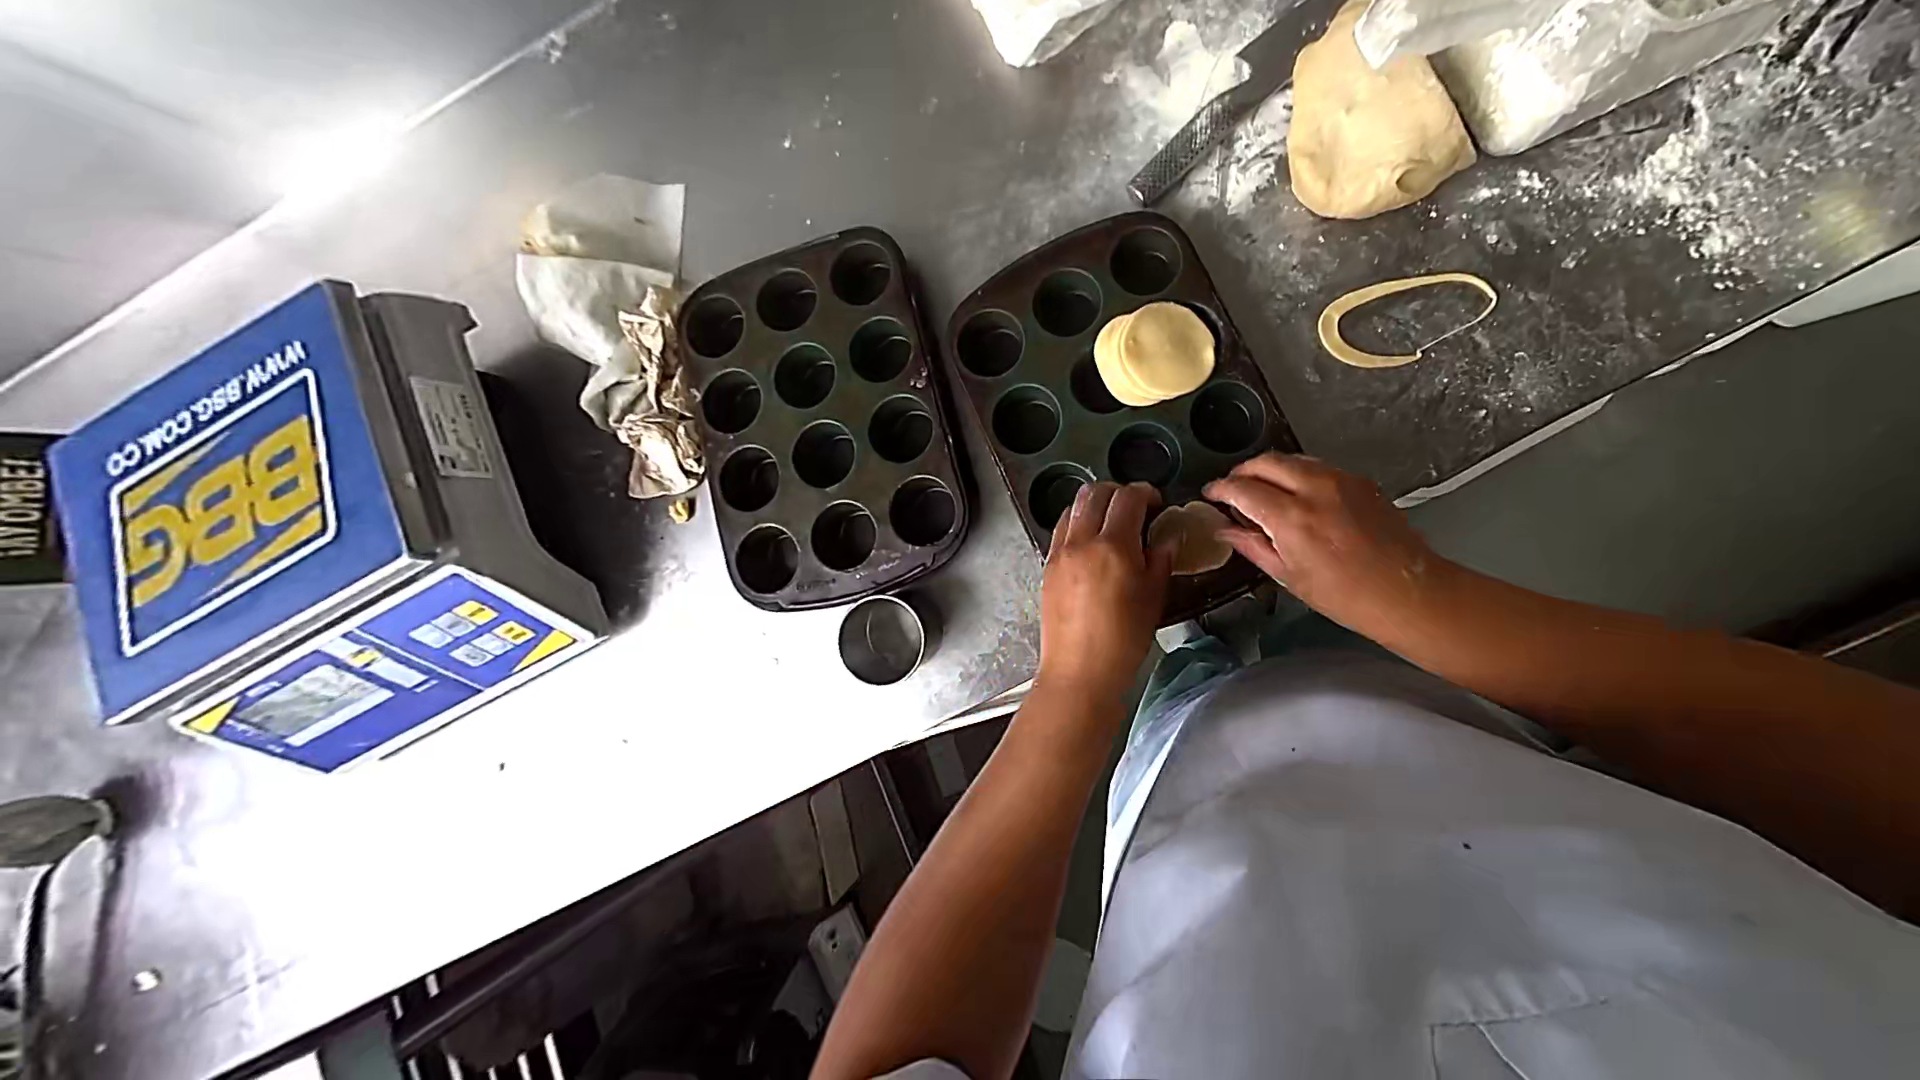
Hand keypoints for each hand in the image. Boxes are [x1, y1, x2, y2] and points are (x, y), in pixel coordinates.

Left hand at [1036, 482, 1172, 703]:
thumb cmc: (1123, 639)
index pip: (1128, 498)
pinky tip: (1091, 542)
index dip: (1145, 492)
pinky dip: (1077, 524)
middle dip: (1117, 491)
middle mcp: (1081, 542)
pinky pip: (1061, 531)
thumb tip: (1168, 536)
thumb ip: (1161, 559)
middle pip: (1095, 492)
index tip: (1155, 502)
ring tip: (1111, 522)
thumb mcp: (1154, 597)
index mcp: (1113, 546)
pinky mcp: (1047, 567)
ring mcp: (1059, 553)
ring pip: (1073, 507)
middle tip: (1135, 507)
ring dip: (1094, 504)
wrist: (1080, 671)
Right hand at [1204, 454, 1444, 633]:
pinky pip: (1317, 466)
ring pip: (1292, 459)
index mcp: (1293, 518)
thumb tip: (1225, 530)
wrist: (1409, 593)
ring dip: (1269, 470)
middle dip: (1242, 472)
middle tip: (1231, 490)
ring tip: (1261, 492)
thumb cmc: (1346, 595)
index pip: (1243, 488)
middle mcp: (1317, 490)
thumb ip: (1252, 545)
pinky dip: (1296, 473)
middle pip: (1265, 462)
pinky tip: (1293, 495)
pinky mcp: (1360, 482)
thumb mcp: (1288, 575)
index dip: (1220, 489)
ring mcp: (1342, 481)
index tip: (1210, 495)